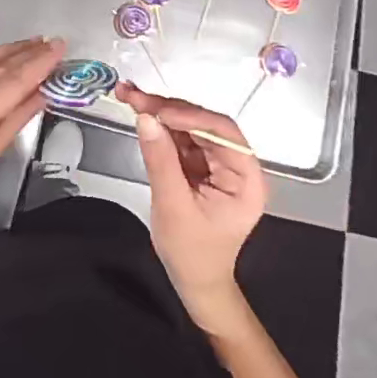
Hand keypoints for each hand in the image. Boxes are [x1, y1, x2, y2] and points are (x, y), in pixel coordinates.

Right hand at [116, 82, 266, 325]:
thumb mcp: (173, 207)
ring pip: (190, 128)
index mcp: (246, 179)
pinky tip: (140, 113)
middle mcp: (237, 166)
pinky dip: (160, 127)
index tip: (158, 109)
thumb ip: (160, 161)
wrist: (195, 282)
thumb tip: (146, 119)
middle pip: (205, 125)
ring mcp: (218, 165)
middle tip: (134, 95)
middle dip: (169, 108)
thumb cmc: (192, 253)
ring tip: (130, 97)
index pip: (223, 134)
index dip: (191, 116)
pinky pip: (181, 140)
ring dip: (160, 112)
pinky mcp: (200, 167)